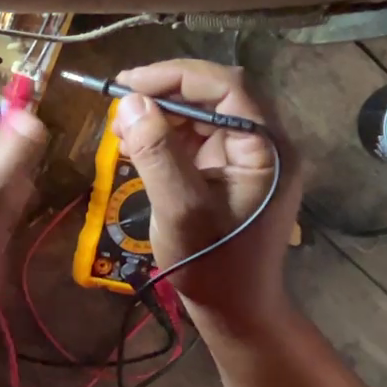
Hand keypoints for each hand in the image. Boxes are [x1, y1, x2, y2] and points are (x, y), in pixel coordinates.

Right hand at [111, 60, 301, 330]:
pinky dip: (166, 135)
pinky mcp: (231, 170)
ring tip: (122, 128)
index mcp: (267, 148)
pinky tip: (137, 146)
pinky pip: (198, 137)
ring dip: (162, 113)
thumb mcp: (180, 209)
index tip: (127, 85)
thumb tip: (129, 103)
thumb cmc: (212, 265)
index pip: (226, 86)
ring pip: (204, 112)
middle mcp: (265, 143)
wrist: (235, 310)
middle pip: (216, 93)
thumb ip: (157, 153)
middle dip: (165, 93)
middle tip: (119, 104)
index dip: (174, 76)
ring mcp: (249, 157)